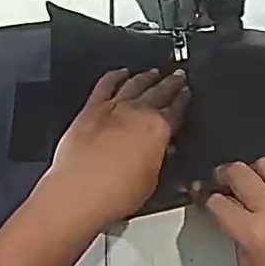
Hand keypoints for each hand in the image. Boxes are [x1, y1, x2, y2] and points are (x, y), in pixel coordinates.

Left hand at [36, 68, 189, 229]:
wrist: (79, 191)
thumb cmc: (114, 193)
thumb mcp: (151, 181)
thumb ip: (157, 160)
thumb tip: (157, 153)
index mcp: (158, 129)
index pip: (176, 110)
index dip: (182, 100)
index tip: (185, 94)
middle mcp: (137, 113)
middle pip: (159, 91)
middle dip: (171, 83)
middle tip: (178, 76)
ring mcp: (113, 108)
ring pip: (135, 83)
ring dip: (146, 77)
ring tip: (153, 73)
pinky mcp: (90, 109)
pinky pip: (105, 84)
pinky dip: (114, 76)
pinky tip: (120, 73)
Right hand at [202, 159, 264, 265]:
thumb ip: (237, 243)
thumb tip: (232, 224)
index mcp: (253, 233)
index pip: (217, 201)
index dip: (204, 198)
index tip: (201, 198)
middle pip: (238, 171)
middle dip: (222, 175)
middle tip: (218, 184)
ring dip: (251, 172)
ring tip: (246, 185)